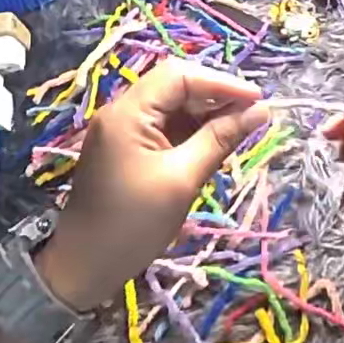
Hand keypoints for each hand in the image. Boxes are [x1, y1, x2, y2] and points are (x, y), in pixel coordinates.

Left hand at [35, 60, 267, 309]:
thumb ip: (220, 139)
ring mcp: (123, 129)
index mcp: (128, 112)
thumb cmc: (133, 225)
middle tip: (253, 114)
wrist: (82, 267)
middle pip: (175, 85)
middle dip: (216, 96)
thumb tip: (261, 111)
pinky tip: (215, 142)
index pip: (179, 76)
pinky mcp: (127, 146)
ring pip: (172, 105)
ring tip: (240, 129)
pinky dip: (192, 130)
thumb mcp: (183, 180)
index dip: (222, 82)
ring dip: (206, 113)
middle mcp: (123, 111)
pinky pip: (164, 125)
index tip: (259, 100)